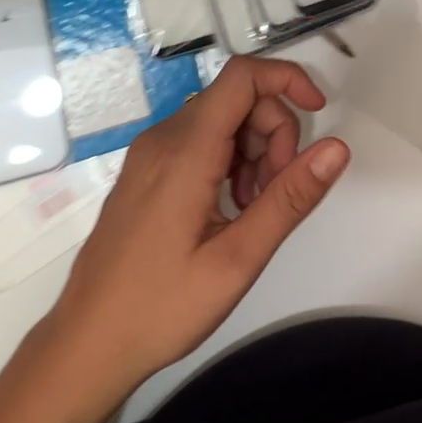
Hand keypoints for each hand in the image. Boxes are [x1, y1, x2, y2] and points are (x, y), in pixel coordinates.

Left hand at [46, 56, 349, 388]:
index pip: (242, 77)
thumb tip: (336, 148)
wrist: (85, 346)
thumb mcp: (237, 259)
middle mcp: (163, 139)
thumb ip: (289, 198)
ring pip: (222, 121)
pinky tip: (230, 210)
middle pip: (238, 100)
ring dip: (254, 151)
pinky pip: (200, 142)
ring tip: (252, 210)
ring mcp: (150, 154)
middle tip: (278, 193)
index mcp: (184, 151)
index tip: (318, 112)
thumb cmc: (160, 308)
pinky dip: (230, 162)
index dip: (287, 79)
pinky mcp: (146, 171)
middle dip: (275, 133)